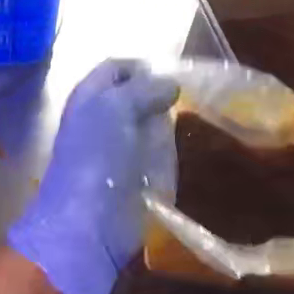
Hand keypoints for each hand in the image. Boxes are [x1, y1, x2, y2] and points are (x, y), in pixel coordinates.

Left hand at [7, 60, 177, 293]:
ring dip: (174, 122)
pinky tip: (200, 145)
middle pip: (138, 96)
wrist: (88, 227)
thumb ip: (143, 88)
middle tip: (200, 93)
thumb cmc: (95, 160)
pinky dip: (177, 150)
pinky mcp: (140, 179)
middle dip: (164, 94)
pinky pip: (163, 155)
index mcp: (91, 98)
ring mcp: (124, 152)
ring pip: (154, 124)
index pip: (117, 68)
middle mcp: (106, 121)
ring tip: (205, 116)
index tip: (175, 72)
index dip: (142, 66)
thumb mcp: (117, 108)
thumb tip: (169, 84)